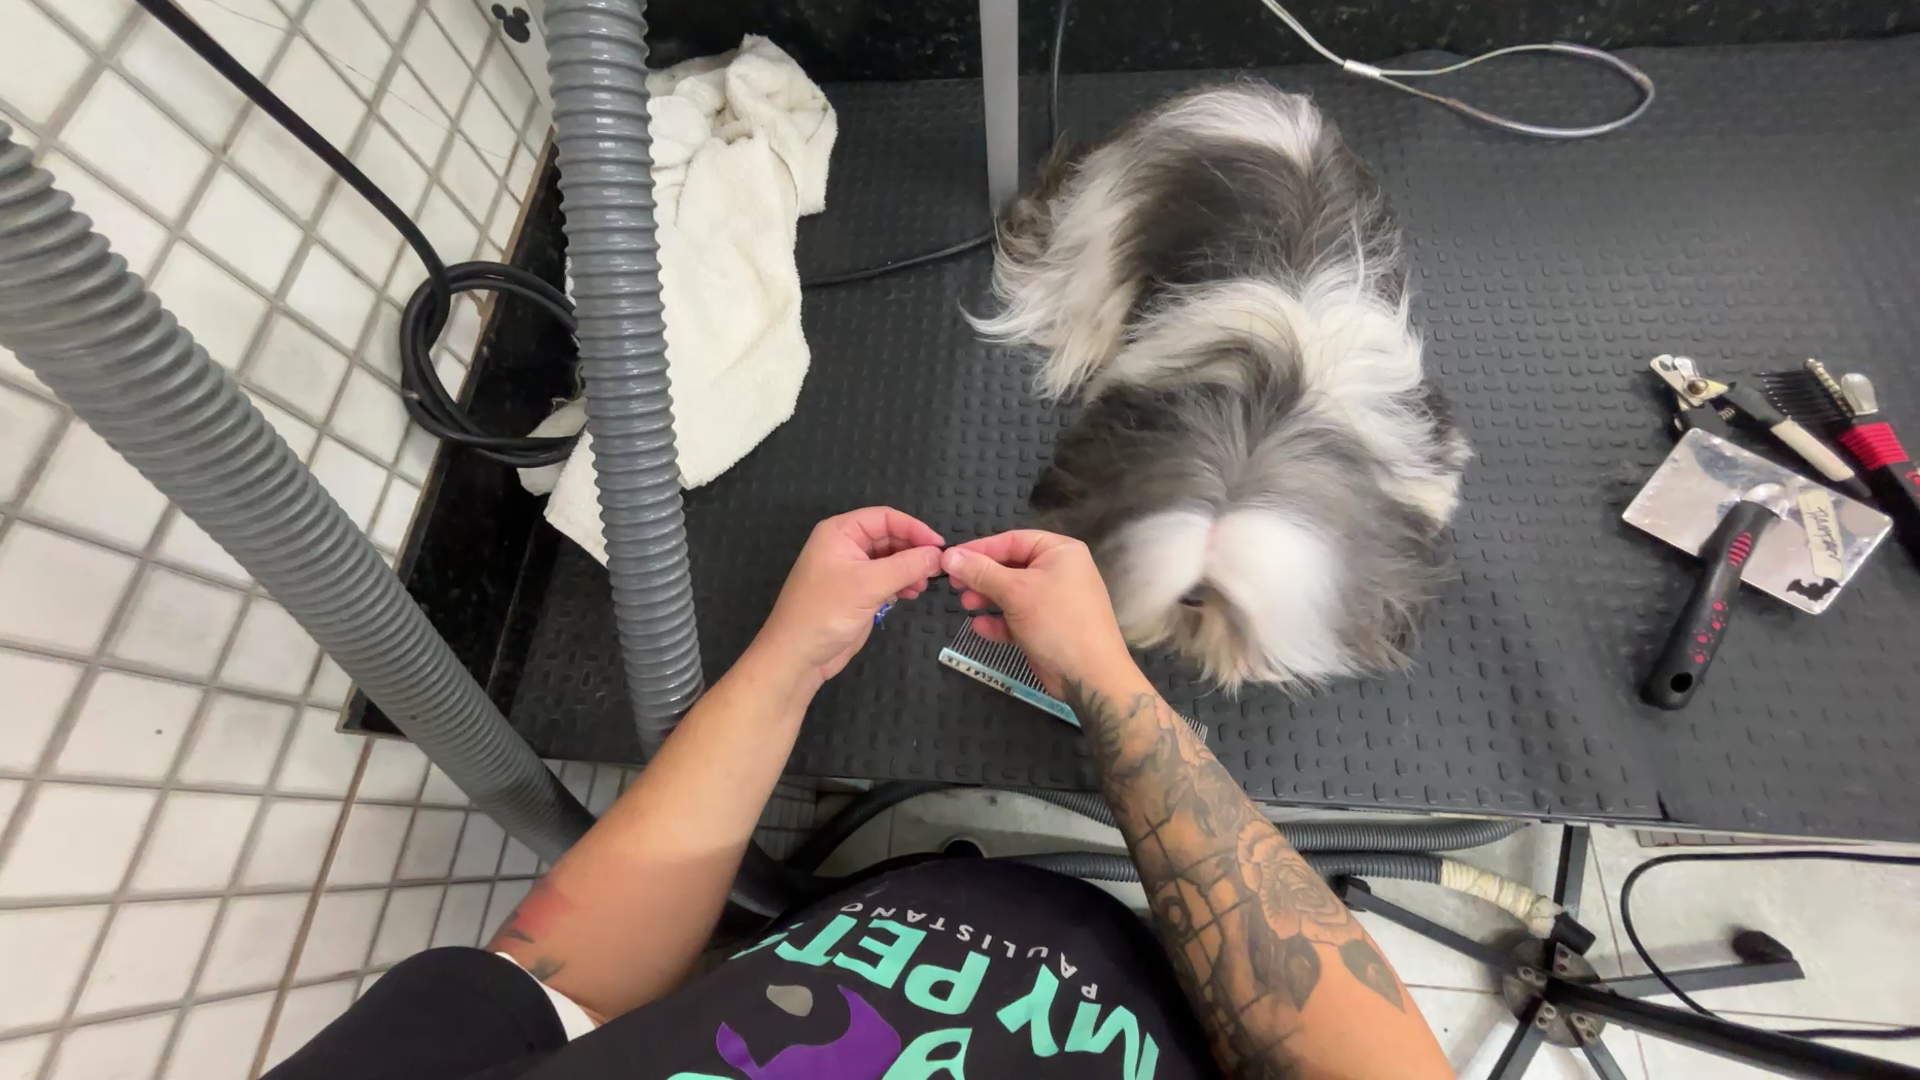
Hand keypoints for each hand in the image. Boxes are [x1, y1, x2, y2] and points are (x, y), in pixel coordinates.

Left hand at [751, 507, 944, 689]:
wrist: (798, 655)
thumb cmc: (826, 612)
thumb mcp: (868, 584)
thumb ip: (907, 566)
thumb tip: (938, 555)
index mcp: (841, 532)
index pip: (885, 518)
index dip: (914, 528)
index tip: (939, 546)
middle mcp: (846, 545)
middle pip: (890, 537)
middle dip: (913, 551)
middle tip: (936, 569)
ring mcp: (852, 569)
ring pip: (891, 559)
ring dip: (910, 569)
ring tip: (923, 585)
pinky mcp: (858, 591)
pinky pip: (886, 578)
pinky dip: (902, 583)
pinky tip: (913, 593)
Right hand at [940, 530, 1137, 694]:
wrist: (1090, 675)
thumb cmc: (1056, 621)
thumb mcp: (1015, 591)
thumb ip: (980, 572)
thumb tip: (948, 555)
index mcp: (1059, 551)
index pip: (1012, 540)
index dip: (979, 549)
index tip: (950, 558)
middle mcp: (1058, 571)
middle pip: (1010, 566)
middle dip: (981, 576)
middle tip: (954, 584)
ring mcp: (1054, 600)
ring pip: (1012, 593)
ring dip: (987, 598)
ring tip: (965, 605)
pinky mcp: (1047, 627)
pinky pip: (1018, 617)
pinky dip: (999, 621)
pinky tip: (979, 627)